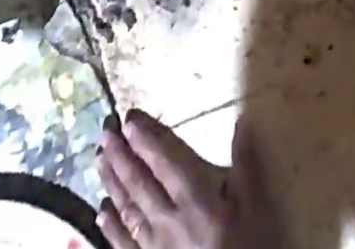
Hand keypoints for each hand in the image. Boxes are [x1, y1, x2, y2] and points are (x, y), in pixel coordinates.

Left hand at [98, 109, 278, 248]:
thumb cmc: (248, 246)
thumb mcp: (255, 205)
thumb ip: (245, 163)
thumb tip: (241, 121)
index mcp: (195, 196)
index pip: (165, 158)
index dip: (146, 136)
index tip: (129, 117)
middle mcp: (168, 218)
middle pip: (139, 181)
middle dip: (121, 153)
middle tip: (105, 131)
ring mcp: (154, 246)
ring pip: (127, 208)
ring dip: (111, 181)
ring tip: (99, 158)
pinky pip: (123, 244)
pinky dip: (110, 226)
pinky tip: (101, 211)